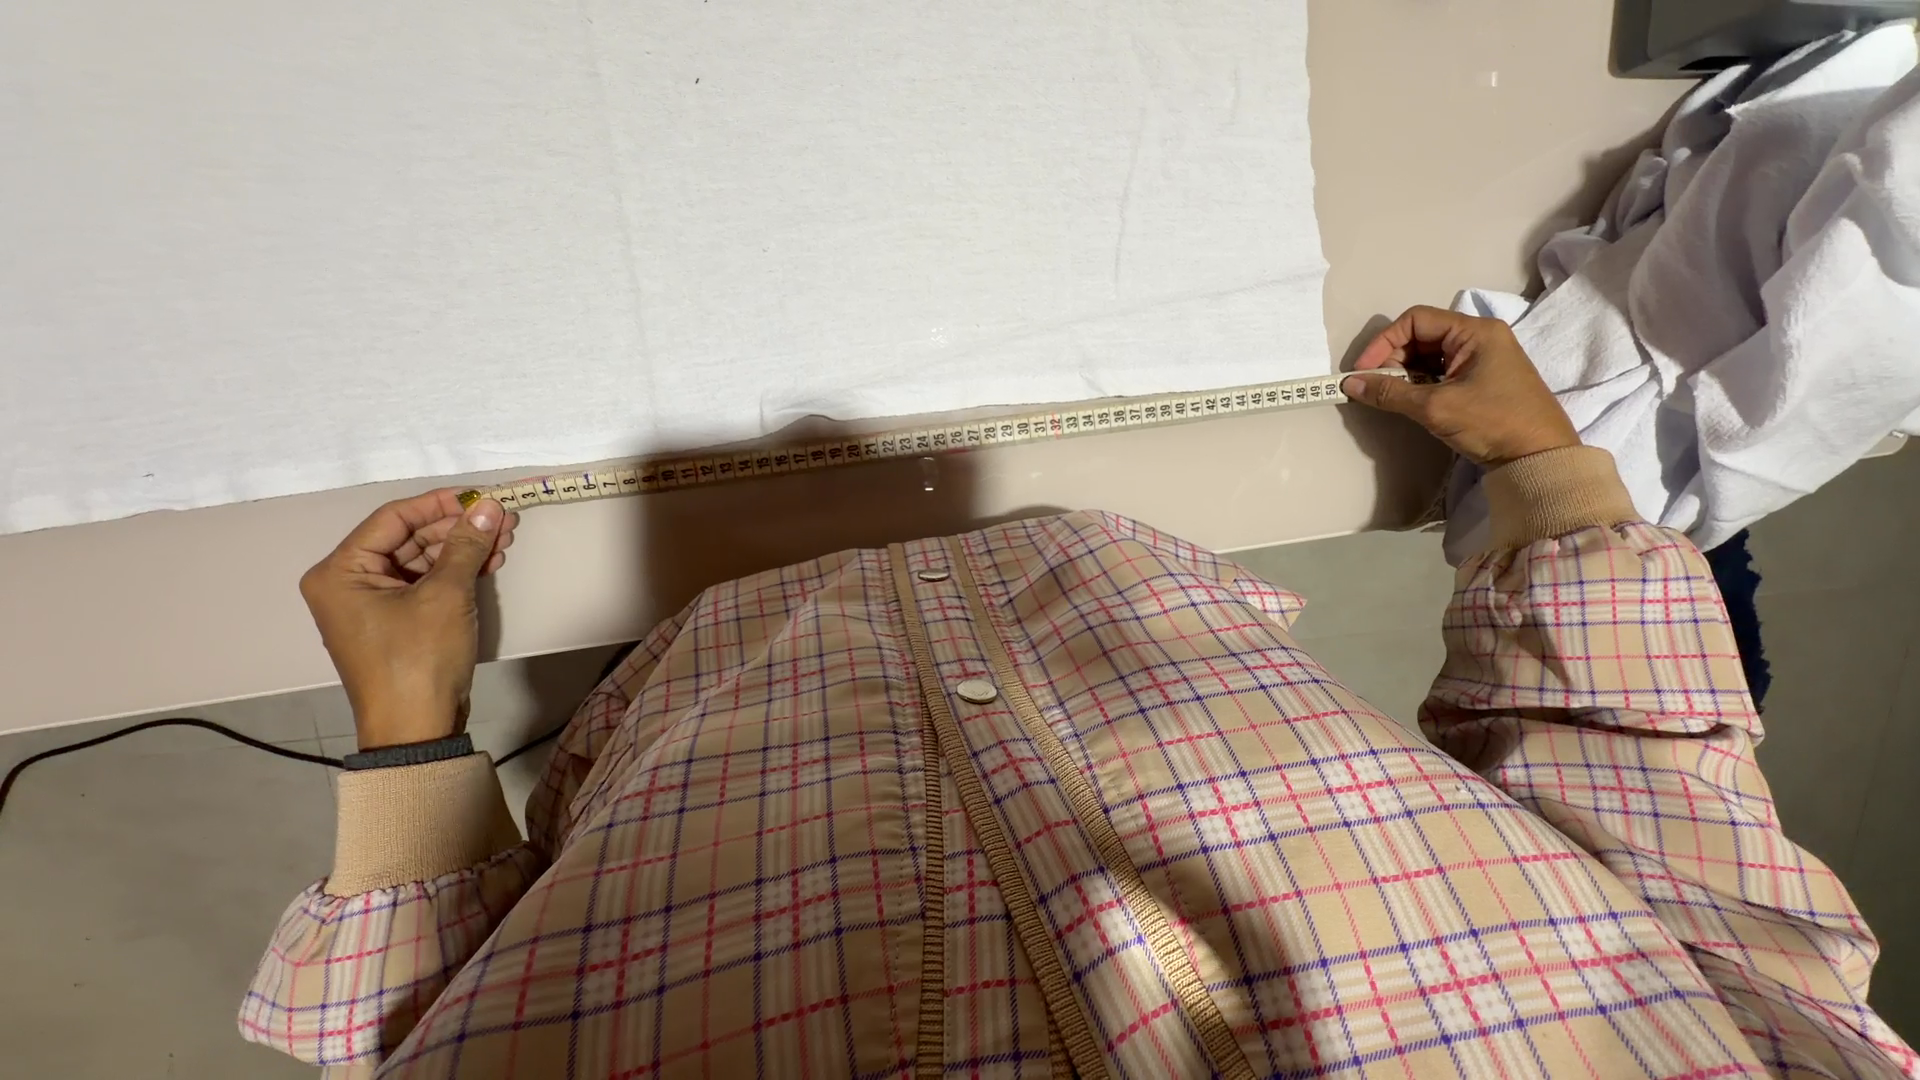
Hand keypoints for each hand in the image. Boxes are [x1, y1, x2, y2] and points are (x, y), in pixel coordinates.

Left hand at [300, 489, 518, 750]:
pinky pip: (427, 582)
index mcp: (340, 571)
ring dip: (463, 548)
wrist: (416, 726)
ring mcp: (374, 602)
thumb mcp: (446, 595)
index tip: (482, 497)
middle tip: (503, 519)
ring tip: (504, 540)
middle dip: (457, 528)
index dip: (439, 504)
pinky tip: (490, 561)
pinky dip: (458, 571)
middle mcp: (349, 582)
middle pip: (408, 538)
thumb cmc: (418, 656)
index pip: (392, 518)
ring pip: (423, 559)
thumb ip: (466, 545)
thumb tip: (489, 506)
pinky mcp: (398, 620)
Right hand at [1340, 306, 1580, 467]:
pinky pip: (1438, 371)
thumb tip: (1349, 384)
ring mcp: (1479, 358)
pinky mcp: (1478, 378)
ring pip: (1427, 355)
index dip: (1383, 342)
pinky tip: (1408, 400)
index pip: (1416, 320)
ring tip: (1390, 396)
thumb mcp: (1435, 407)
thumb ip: (1390, 393)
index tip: (1363, 370)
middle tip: (1375, 387)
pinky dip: (1417, 382)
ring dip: (1402, 373)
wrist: (1537, 456)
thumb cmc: (1492, 422)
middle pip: (1420, 336)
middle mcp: (1478, 337)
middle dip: (1391, 359)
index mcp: (1474, 332)